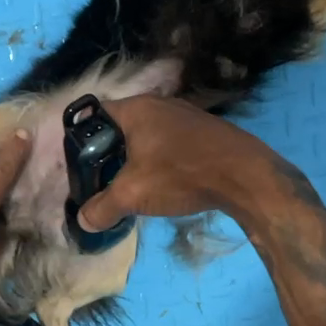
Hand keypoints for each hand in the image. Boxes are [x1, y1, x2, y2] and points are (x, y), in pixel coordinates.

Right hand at [77, 96, 291, 231]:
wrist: (246, 177)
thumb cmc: (181, 175)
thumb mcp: (132, 195)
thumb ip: (102, 208)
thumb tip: (83, 221)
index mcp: (135, 108)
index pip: (93, 114)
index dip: (80, 139)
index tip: (79, 165)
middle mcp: (159, 104)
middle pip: (120, 125)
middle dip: (108, 152)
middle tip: (102, 179)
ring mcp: (185, 115)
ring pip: (146, 134)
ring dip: (135, 157)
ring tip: (131, 184)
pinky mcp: (205, 131)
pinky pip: (170, 141)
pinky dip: (160, 158)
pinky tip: (164, 182)